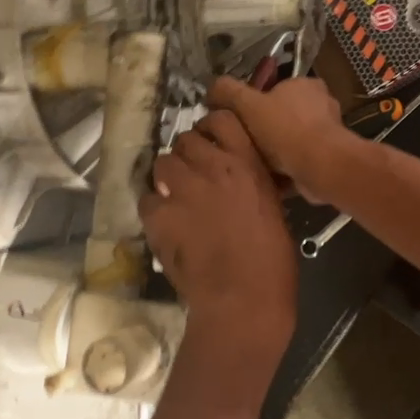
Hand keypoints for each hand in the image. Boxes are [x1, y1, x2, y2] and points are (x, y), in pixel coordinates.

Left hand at [138, 110, 296, 351]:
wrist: (242, 299)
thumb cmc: (272, 260)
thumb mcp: (272, 207)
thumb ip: (252, 184)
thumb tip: (240, 181)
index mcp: (247, 164)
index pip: (222, 119)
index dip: (212, 128)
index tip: (213, 141)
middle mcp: (212, 166)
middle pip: (186, 140)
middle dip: (188, 154)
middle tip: (194, 176)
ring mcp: (182, 189)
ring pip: (162, 163)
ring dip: (168, 176)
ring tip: (176, 196)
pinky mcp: (158, 215)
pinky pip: (147, 198)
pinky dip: (154, 207)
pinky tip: (165, 223)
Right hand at [207, 76, 357, 199]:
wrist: (321, 166)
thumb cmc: (285, 129)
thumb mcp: (248, 104)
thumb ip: (228, 91)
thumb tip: (212, 86)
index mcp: (306, 85)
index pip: (276, 89)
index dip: (255, 103)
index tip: (238, 120)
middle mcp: (321, 106)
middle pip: (282, 117)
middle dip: (263, 132)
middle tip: (240, 144)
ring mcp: (327, 134)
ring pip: (290, 142)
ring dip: (273, 154)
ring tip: (250, 164)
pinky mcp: (327, 159)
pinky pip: (298, 163)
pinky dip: (284, 171)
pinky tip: (265, 180)